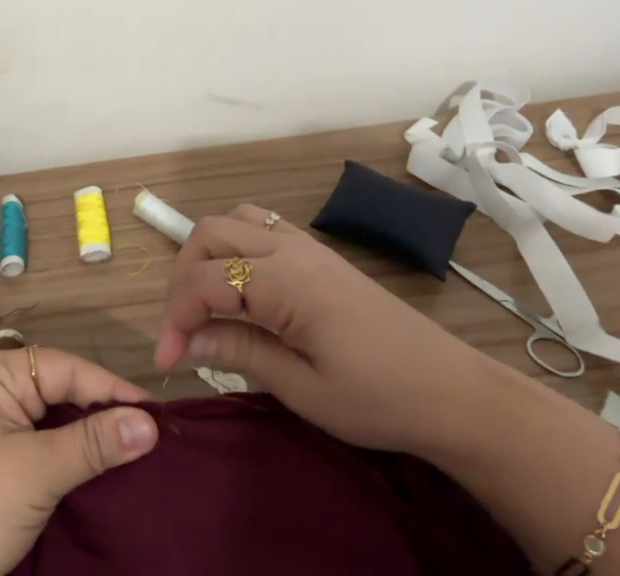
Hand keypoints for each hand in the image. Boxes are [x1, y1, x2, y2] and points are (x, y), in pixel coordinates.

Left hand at [0, 348, 159, 575]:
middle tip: (155, 433)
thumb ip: (93, 443)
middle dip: (106, 410)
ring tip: (141, 448)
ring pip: (59, 415)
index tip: (160, 414)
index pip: (68, 368)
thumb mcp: (37, 473)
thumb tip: (151, 422)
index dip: (114, 389)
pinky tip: (107, 464)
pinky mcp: (0, 453)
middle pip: (65, 387)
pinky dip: (76, 451)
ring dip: (94, 433)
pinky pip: (48, 439)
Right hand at [153, 205, 499, 454]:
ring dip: (207, 256)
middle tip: (183, 331)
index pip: (204, 280)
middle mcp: (292, 248)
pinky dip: (235, 250)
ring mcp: (308, 247)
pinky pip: (261, 229)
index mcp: (286, 281)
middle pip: (210, 233)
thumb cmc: (379, 399)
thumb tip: (186, 340)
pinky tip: (241, 292)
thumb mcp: (303, 388)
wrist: (453, 392)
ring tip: (205, 306)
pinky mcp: (320, 256)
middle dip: (182, 277)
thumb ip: (240, 352)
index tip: (167, 361)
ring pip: (234, 221)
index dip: (174, 317)